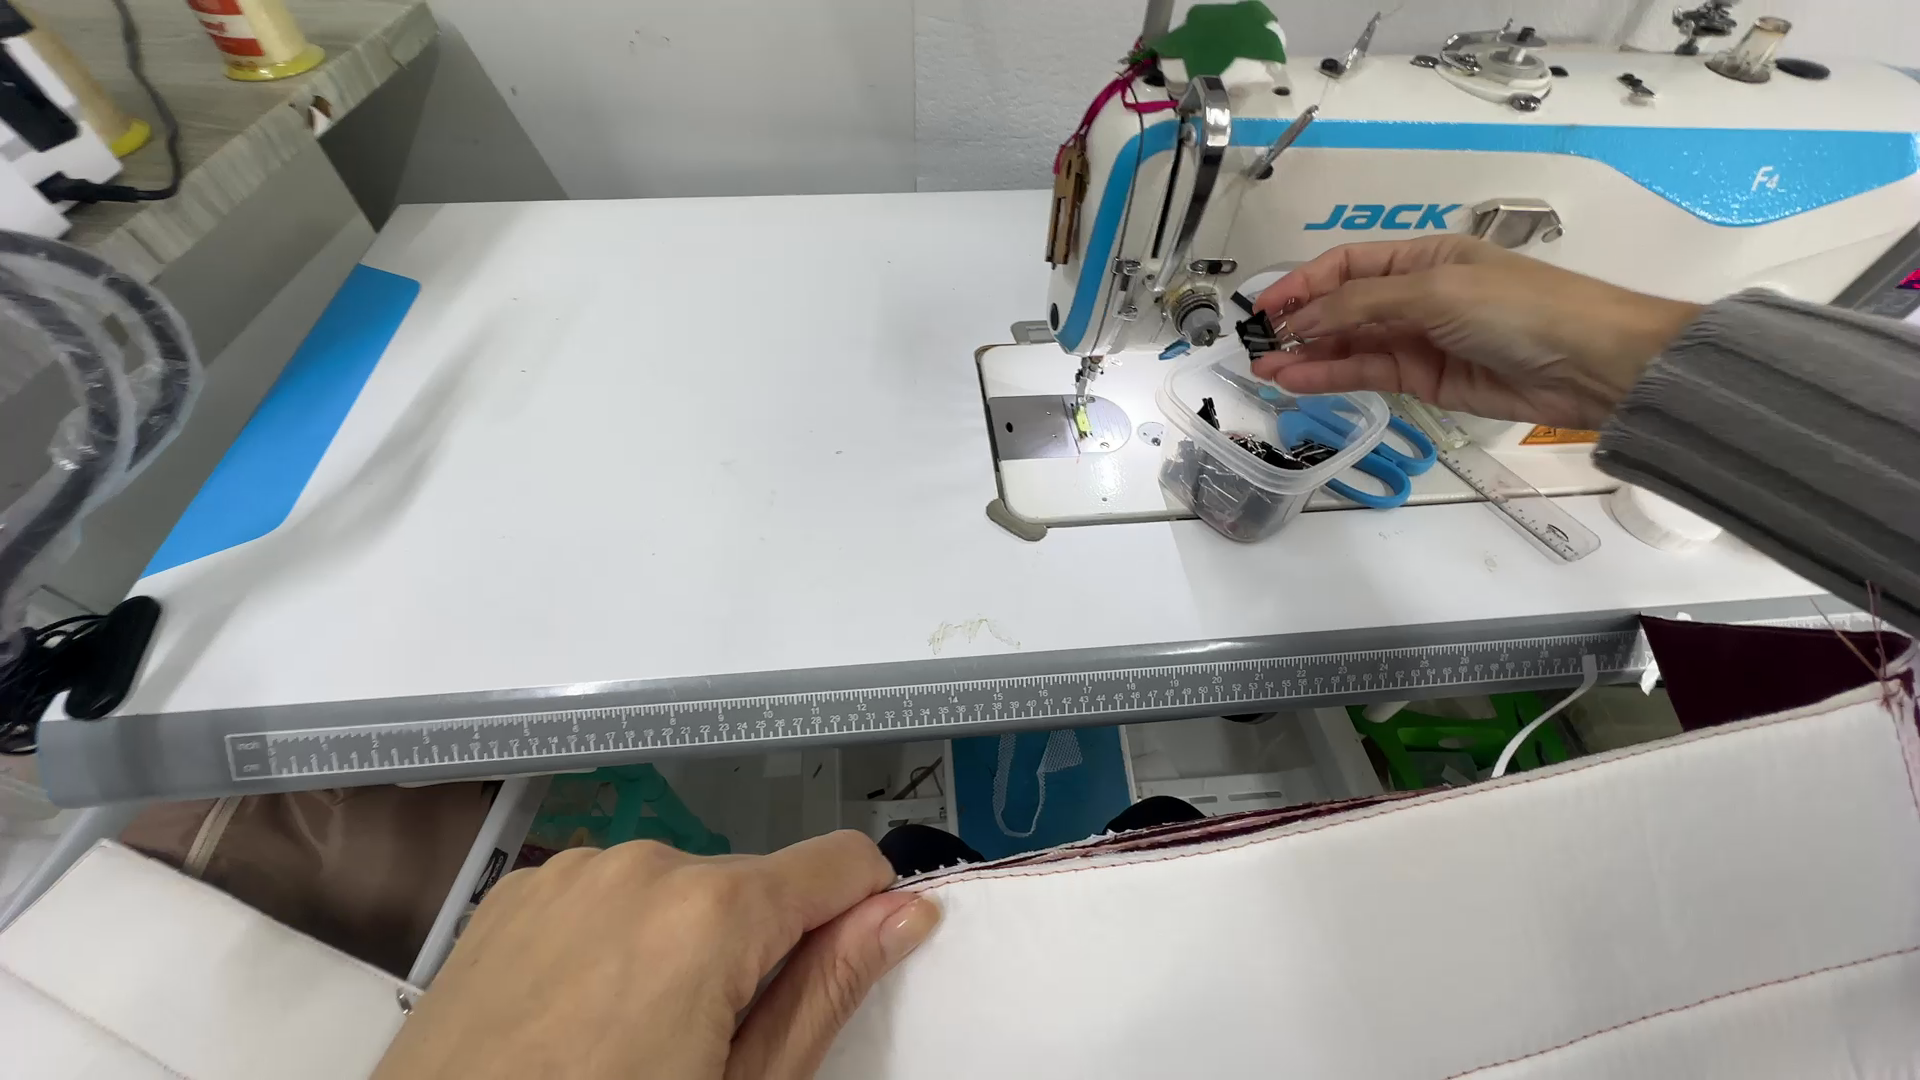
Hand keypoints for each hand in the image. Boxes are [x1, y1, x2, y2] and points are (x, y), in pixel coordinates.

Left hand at [372, 831, 937, 1079]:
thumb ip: (831, 987)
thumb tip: (910, 907)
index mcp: (715, 907)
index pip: (844, 860)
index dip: (861, 910)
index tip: (836, 973)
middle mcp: (648, 860)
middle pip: (756, 882)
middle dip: (760, 944)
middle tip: (710, 1045)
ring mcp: (573, 869)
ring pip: (682, 887)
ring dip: (687, 940)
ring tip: (629, 1037)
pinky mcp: (517, 889)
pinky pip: (610, 892)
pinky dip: (620, 936)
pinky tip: (571, 1013)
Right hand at [1250, 235, 1702, 429]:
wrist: (1589, 366)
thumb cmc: (1518, 309)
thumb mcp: (1435, 292)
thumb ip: (1359, 307)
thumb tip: (1296, 323)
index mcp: (1421, 258)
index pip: (1345, 267)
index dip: (1301, 284)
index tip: (1262, 308)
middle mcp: (1411, 295)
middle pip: (1338, 308)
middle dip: (1295, 325)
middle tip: (1255, 348)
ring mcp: (1412, 339)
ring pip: (1344, 345)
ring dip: (1303, 356)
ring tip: (1263, 371)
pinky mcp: (1417, 378)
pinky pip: (1361, 373)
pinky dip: (1327, 376)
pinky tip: (1295, 381)